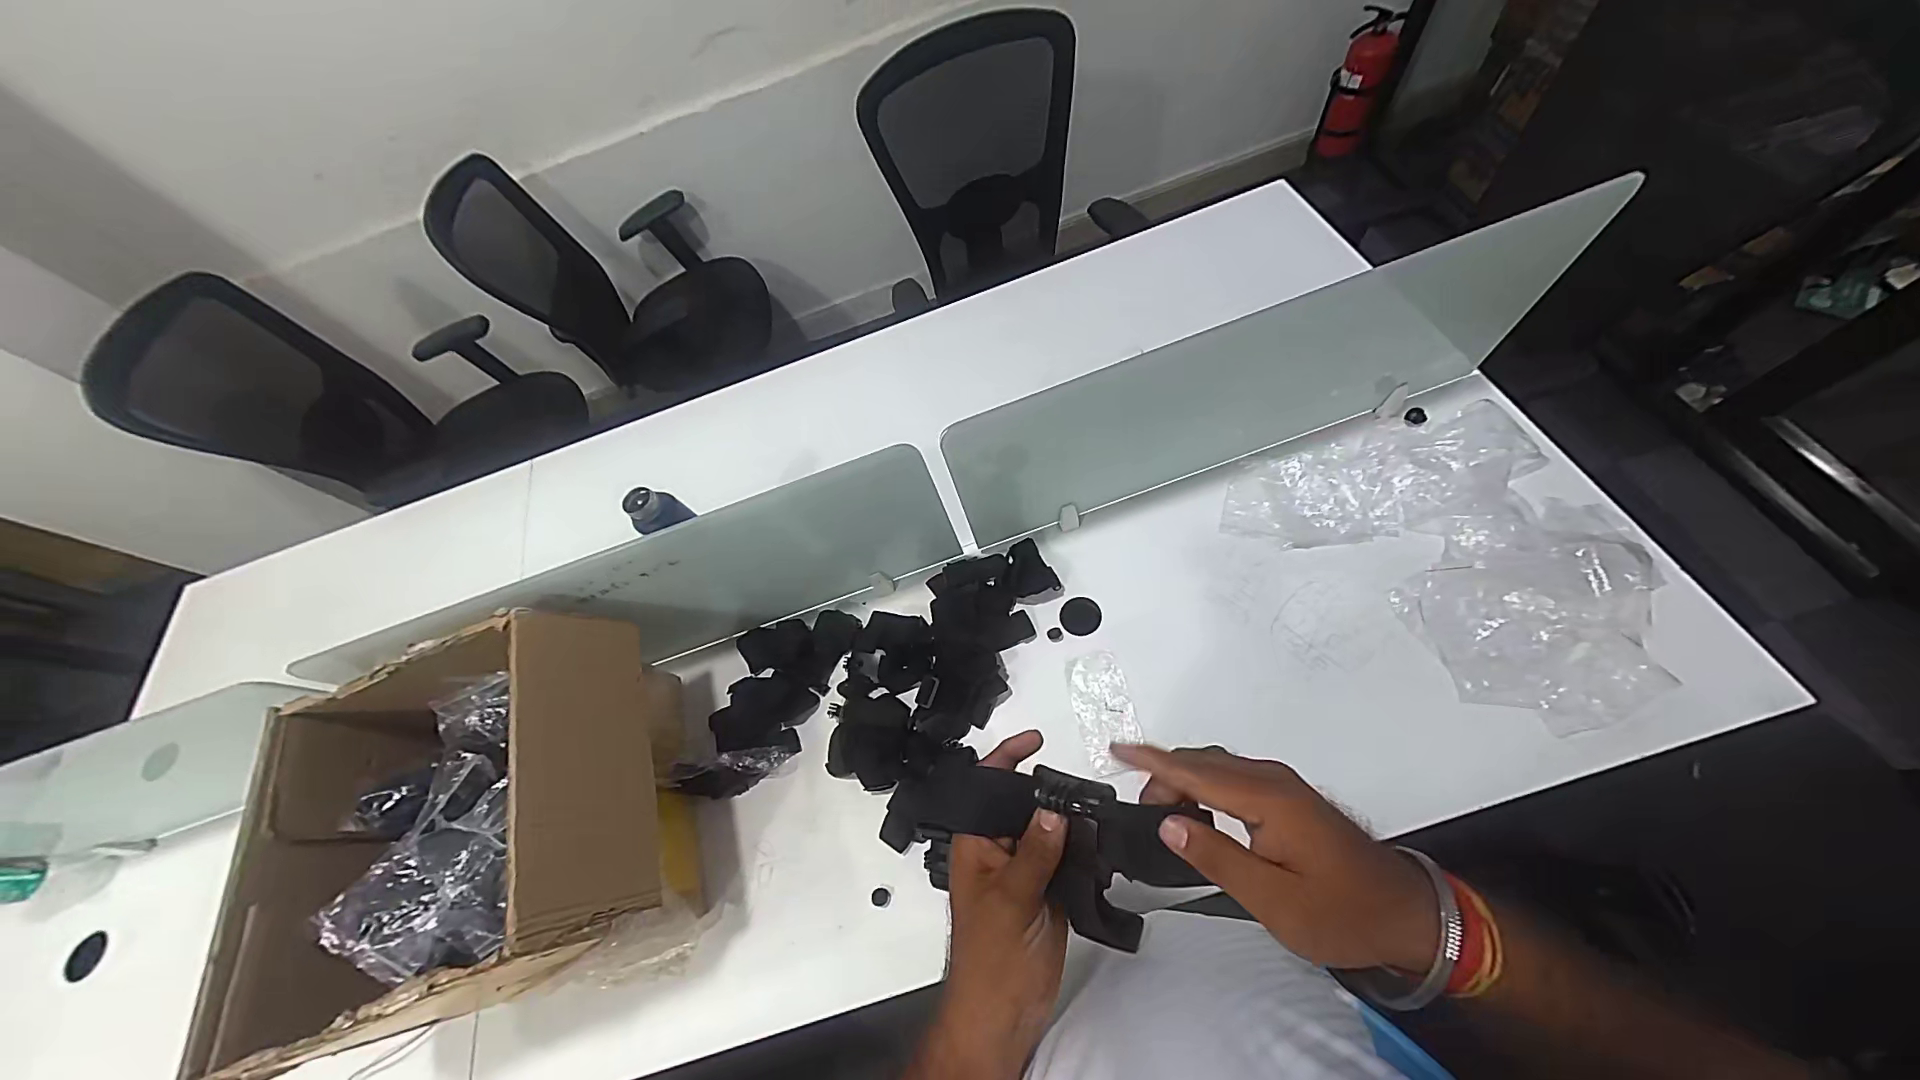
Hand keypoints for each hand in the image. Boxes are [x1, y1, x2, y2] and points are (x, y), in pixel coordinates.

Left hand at [906, 730, 1068, 1079]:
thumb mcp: (1010, 899)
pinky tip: (1096, 850)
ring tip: (1088, 816)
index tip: (1033, 739)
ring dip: (1069, 822)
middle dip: (1047, 791)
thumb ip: (1033, 853)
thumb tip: (1051, 811)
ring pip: (1050, 829)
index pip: (987, 786)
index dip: (1007, 757)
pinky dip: (1083, 851)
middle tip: (1074, 785)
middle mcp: (1000, 850)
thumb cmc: (985, 963)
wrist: (1004, 1014)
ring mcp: (1026, 870)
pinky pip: (1067, 857)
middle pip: (1024, 804)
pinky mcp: (1049, 889)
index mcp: (976, 842)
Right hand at [1111, 743, 1437, 972]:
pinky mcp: (1285, 793)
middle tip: (1146, 815)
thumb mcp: (1273, 900)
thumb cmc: (1344, 912)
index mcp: (1267, 800)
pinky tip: (1199, 811)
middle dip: (1164, 779)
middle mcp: (1272, 780)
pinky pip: (1231, 774)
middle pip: (1201, 763)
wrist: (1406, 914)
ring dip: (1184, 782)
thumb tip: (1169, 824)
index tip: (1118, 749)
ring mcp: (1281, 783)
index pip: (1194, 771)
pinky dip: (1204, 784)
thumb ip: (1215, 857)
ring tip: (1167, 816)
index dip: (1151, 760)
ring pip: (1215, 766)